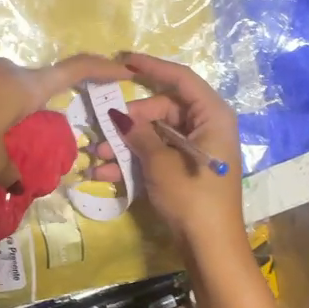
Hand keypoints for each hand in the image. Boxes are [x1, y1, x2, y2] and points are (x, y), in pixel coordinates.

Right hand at [109, 52, 243, 248]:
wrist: (210, 247)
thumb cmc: (193, 198)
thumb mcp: (161, 164)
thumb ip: (139, 136)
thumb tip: (117, 116)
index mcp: (212, 116)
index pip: (180, 80)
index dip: (152, 68)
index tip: (123, 61)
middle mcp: (206, 128)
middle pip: (163, 111)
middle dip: (129, 121)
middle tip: (102, 130)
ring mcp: (195, 151)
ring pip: (155, 137)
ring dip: (125, 146)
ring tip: (96, 156)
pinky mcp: (184, 172)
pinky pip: (156, 158)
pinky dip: (133, 164)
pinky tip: (105, 174)